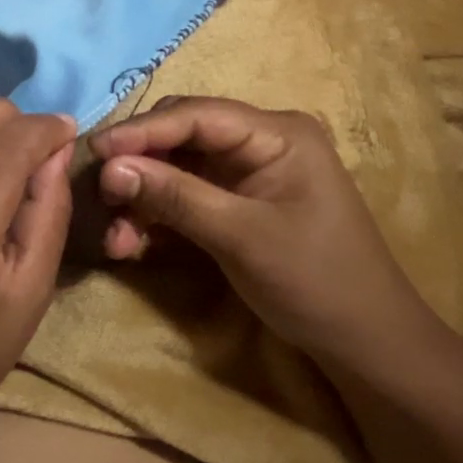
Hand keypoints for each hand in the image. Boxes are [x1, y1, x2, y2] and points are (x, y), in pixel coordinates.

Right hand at [89, 96, 431, 365]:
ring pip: (174, 167)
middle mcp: (259, 141)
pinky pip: (183, 195)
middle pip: (179, 135)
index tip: (94, 150)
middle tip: (100, 192)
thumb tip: (109, 167)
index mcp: (276, 133)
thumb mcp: (242, 237)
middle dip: (137, 165)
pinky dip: (156, 217)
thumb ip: (174, 196)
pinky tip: (131, 243)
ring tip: (114, 237)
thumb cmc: (316, 281)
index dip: (141, 130)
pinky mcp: (235, 202)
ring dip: (142, 198)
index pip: (195, 115)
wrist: (367, 347)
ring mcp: (246, 172)